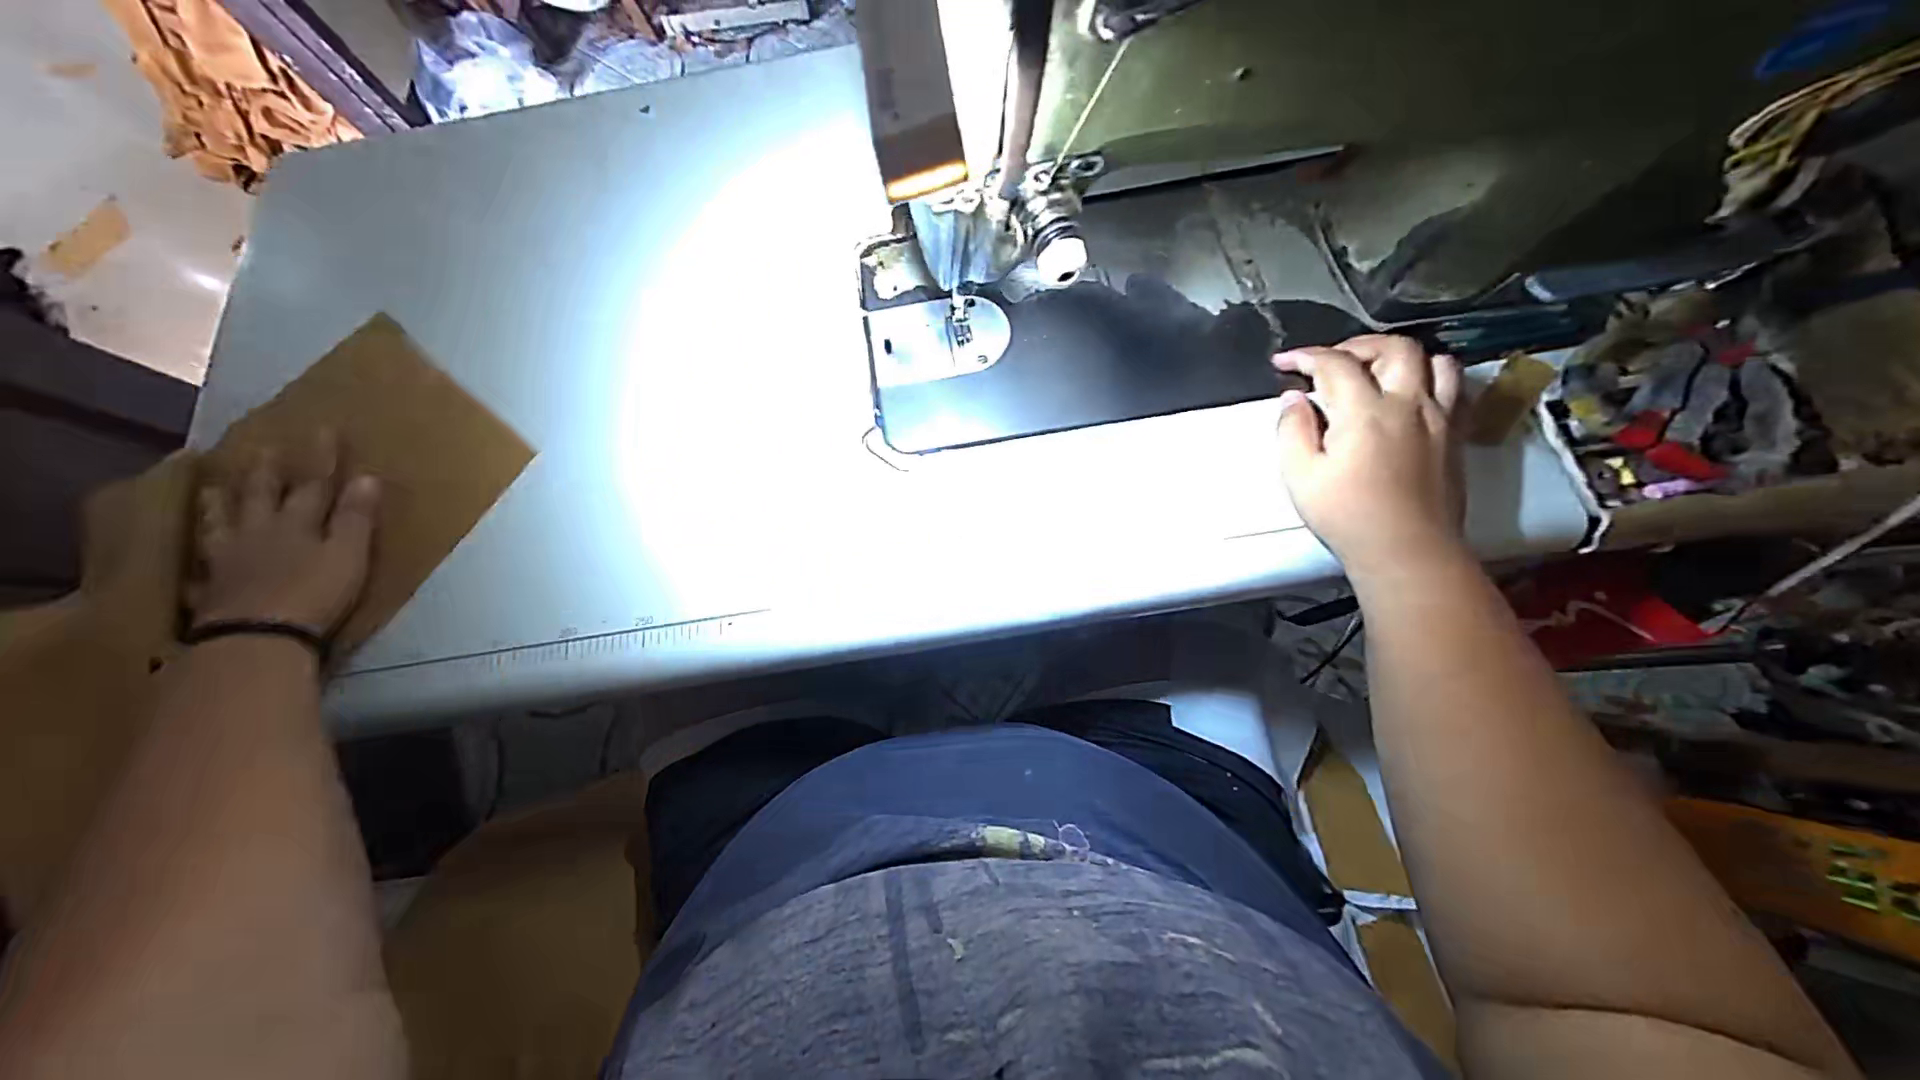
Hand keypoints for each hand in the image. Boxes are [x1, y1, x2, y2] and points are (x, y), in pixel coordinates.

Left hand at [192, 432, 379, 636]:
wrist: (257, 637)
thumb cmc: (315, 594)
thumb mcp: (349, 555)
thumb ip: (356, 518)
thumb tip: (367, 477)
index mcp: (297, 524)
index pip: (314, 484)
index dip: (321, 458)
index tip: (325, 430)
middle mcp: (259, 532)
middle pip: (261, 496)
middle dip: (266, 472)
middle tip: (262, 448)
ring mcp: (230, 558)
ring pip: (223, 522)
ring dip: (221, 502)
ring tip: (212, 486)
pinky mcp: (213, 586)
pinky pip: (203, 560)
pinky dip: (200, 549)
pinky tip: (197, 548)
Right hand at [1273, 335, 1464, 579]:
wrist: (1407, 551)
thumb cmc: (1348, 516)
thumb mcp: (1300, 476)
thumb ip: (1292, 429)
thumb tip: (1294, 399)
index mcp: (1366, 411)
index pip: (1336, 363)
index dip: (1306, 356)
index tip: (1285, 361)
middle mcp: (1409, 404)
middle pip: (1393, 347)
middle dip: (1357, 345)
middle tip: (1331, 361)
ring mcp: (1439, 419)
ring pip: (1434, 361)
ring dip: (1400, 358)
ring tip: (1375, 373)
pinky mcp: (1454, 437)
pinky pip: (1452, 389)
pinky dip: (1429, 380)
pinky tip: (1408, 398)